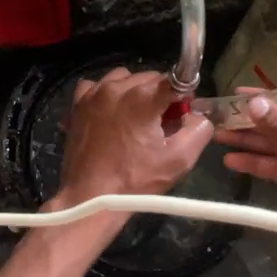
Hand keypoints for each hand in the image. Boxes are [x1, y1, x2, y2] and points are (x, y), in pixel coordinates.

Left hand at [53, 68, 211, 207]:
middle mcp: (116, 88)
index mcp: (142, 98)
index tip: (183, 112)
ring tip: (136, 119)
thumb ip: (198, 130)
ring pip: (123, 78)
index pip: (173, 80)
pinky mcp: (77, 104)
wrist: (90, 198)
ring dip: (134, 93)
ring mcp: (93, 94)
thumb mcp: (179, 160)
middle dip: (159, 96)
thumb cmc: (135, 181)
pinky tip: (111, 114)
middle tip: (161, 124)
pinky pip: (97, 86)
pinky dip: (108, 95)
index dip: (183, 95)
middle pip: (149, 78)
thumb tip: (198, 114)